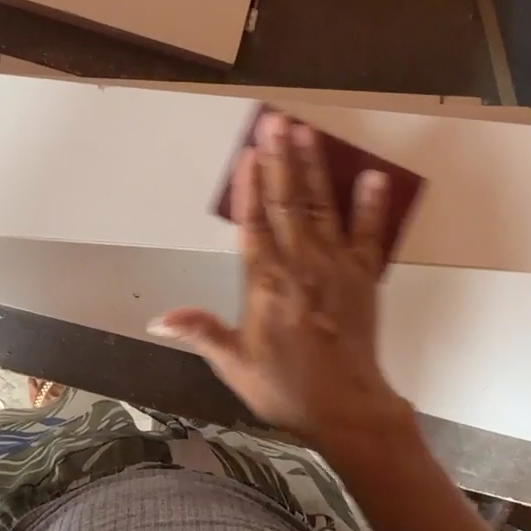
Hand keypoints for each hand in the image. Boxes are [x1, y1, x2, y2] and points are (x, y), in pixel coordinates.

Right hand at [148, 113, 413, 452]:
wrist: (347, 410)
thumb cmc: (285, 390)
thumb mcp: (235, 366)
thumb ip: (201, 333)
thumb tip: (157, 320)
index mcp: (266, 287)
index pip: (255, 227)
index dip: (250, 188)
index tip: (248, 153)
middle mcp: (301, 268)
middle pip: (288, 205)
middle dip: (280, 161)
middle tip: (276, 120)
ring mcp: (337, 270)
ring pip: (322, 209)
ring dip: (314, 169)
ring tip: (306, 132)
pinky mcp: (365, 279)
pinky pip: (369, 237)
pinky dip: (372, 207)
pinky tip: (372, 176)